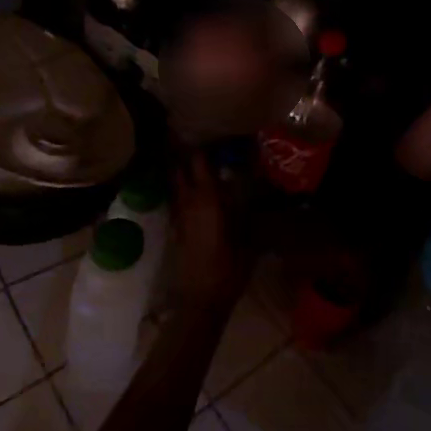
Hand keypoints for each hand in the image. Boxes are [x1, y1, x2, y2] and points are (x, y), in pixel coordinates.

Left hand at [170, 149, 254, 312]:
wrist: (201, 300)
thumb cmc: (229, 268)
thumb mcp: (248, 236)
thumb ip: (248, 208)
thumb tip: (255, 187)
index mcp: (207, 197)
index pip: (198, 159)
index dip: (203, 143)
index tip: (211, 131)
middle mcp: (188, 200)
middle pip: (179, 166)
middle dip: (184, 151)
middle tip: (200, 141)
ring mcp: (178, 213)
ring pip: (175, 181)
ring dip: (181, 168)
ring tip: (197, 160)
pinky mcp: (175, 227)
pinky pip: (177, 197)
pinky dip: (182, 188)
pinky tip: (196, 189)